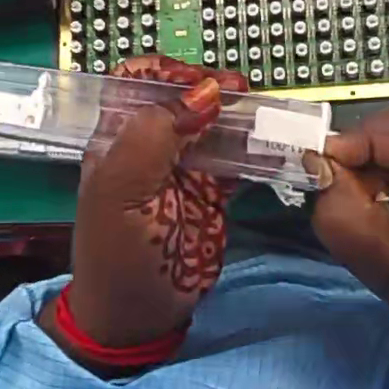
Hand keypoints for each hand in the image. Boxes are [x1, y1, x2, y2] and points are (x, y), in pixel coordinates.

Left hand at [50, 55, 247, 353]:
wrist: (135, 317)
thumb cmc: (117, 255)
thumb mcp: (123, 192)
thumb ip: (154, 136)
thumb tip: (202, 90)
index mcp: (117, 138)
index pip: (136, 83)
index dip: (165, 71)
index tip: (197, 77)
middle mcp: (150, 146)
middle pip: (181, 99)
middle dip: (209, 88)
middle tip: (239, 92)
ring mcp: (182, 169)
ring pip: (211, 126)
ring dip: (236, 115)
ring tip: (260, 112)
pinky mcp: (209, 193)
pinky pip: (234, 160)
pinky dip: (254, 148)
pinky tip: (271, 142)